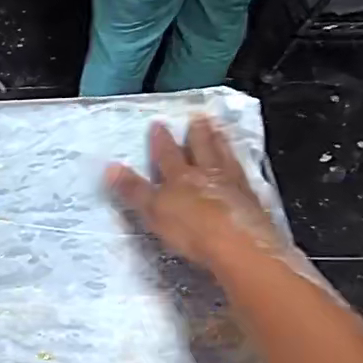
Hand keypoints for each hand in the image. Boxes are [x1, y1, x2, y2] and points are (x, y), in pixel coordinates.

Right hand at [105, 116, 289, 271]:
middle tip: (198, 115)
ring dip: (221, 142)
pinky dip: (240, 165)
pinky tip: (242, 166)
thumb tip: (110, 167)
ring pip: (225, 157)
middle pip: (201, 149)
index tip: (159, 123)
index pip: (167, 154)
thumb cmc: (192, 231)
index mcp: (180, 177)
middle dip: (197, 133)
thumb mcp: (153, 212)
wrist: (239, 247)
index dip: (161, 140)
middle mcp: (207, 175)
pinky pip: (243, 175)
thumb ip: (134, 190)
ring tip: (220, 129)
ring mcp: (232, 185)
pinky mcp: (251, 201)